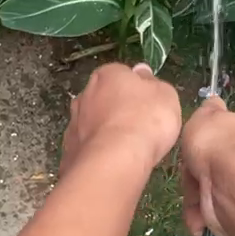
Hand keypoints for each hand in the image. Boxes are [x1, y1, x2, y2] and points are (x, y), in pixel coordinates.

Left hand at [61, 63, 182, 176]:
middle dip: (115, 109)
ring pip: (92, 123)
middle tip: (136, 126)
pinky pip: (86, 148)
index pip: (121, 74)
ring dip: (103, 131)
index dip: (136, 89)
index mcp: (107, 75)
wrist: (116, 160)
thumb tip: (141, 72)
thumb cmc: (145, 121)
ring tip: (123, 149)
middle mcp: (85, 94)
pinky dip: (96, 152)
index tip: (147, 104)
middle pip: (103, 98)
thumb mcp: (165, 95)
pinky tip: (109, 163)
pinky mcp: (69, 150)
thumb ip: (153, 82)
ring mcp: (74, 123)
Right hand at [177, 96, 234, 235]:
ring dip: (192, 200)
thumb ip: (207, 110)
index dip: (195, 143)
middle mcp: (234, 159)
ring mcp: (232, 186)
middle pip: (199, 168)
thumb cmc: (213, 145)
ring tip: (197, 201)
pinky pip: (204, 214)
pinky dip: (198, 218)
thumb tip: (215, 99)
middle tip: (190, 175)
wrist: (231, 185)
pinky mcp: (229, 212)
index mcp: (233, 133)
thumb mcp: (205, 115)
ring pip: (198, 193)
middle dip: (190, 177)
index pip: (211, 137)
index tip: (189, 148)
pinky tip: (200, 218)